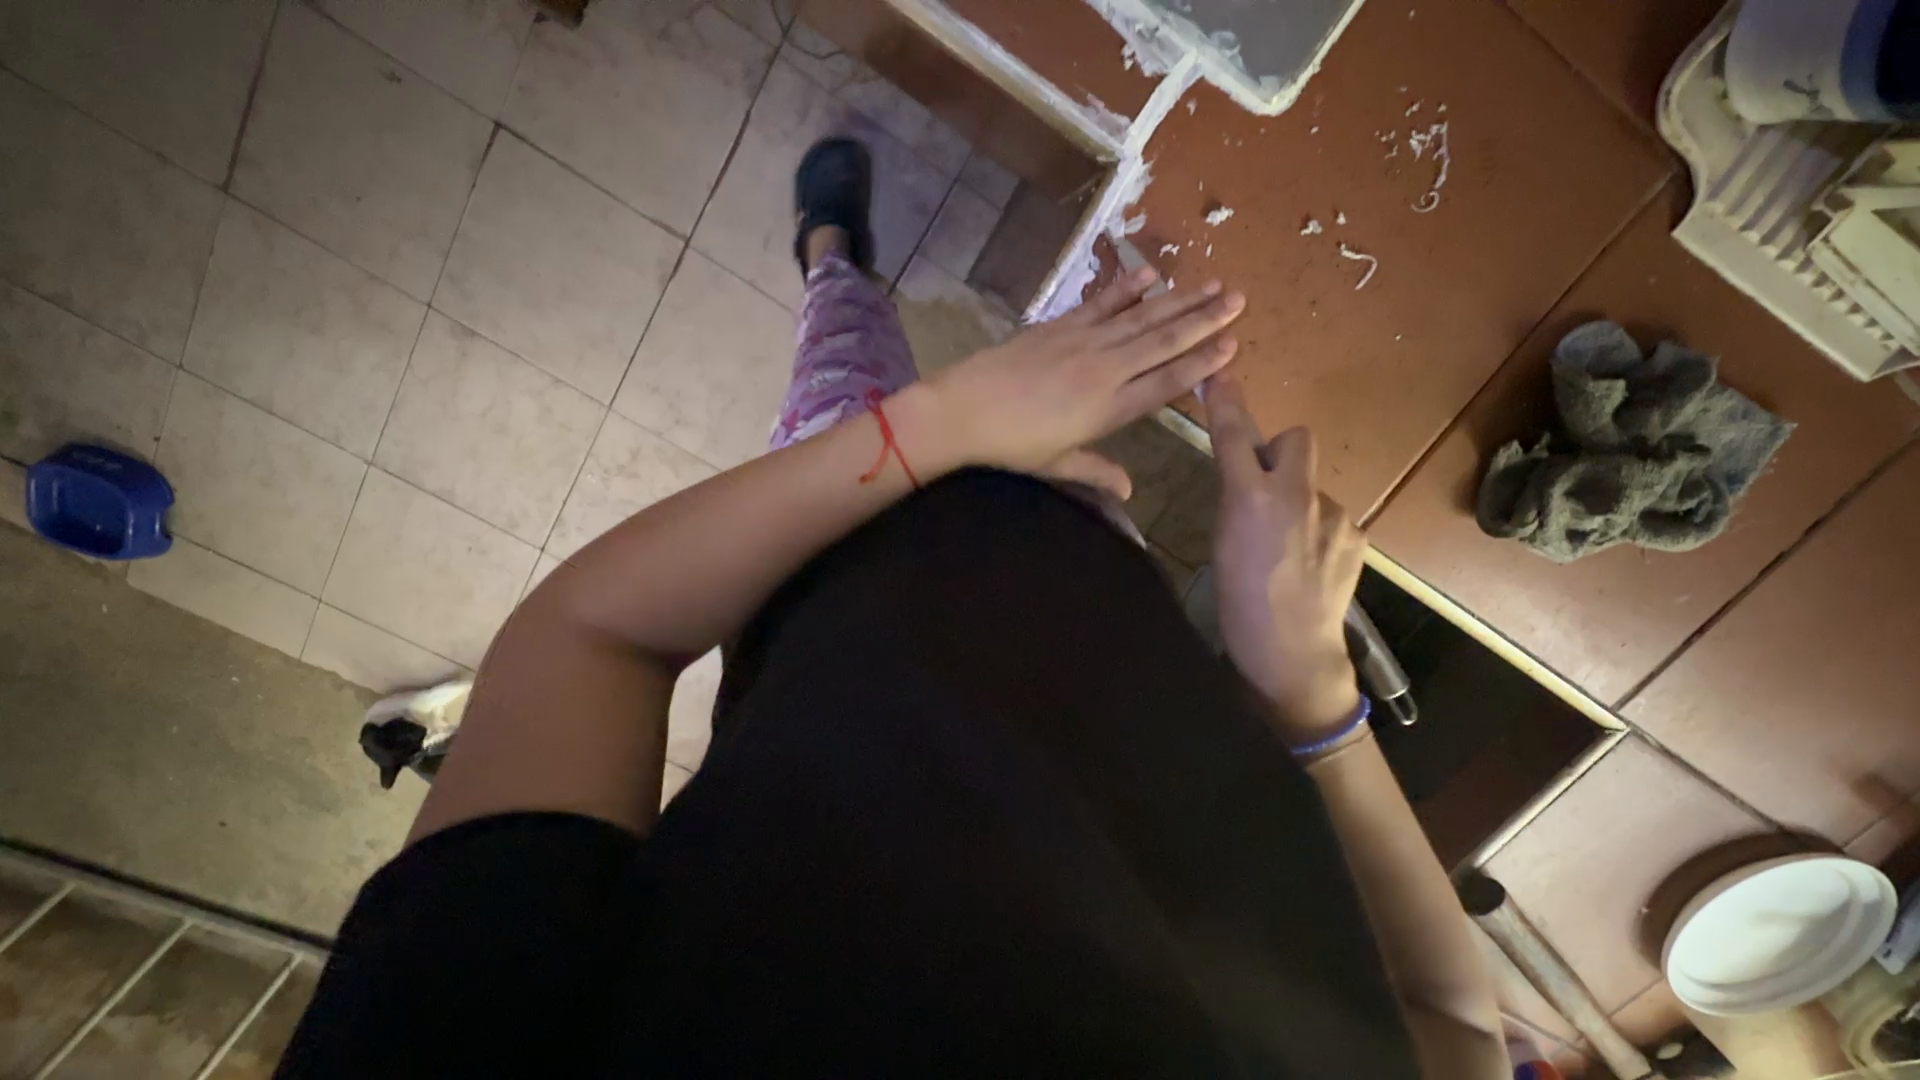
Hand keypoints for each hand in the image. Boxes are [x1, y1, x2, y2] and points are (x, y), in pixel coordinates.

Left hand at [917, 268, 1243, 492]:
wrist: (964, 411)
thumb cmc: (1012, 446)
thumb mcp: (1057, 465)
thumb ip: (1097, 472)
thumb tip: (1129, 492)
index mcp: (1109, 409)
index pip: (1166, 383)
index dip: (1201, 364)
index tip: (1232, 344)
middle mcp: (1105, 370)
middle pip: (1163, 343)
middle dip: (1203, 321)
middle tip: (1238, 300)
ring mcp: (1083, 343)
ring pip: (1141, 318)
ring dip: (1178, 300)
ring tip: (1212, 283)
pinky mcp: (1060, 325)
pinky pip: (1101, 303)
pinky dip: (1127, 288)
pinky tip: (1152, 275)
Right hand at [1203, 374, 1365, 742]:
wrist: (1291, 653)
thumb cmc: (1239, 606)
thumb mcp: (1221, 545)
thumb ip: (1235, 502)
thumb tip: (1245, 482)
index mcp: (1251, 498)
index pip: (1236, 436)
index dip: (1227, 405)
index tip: (1219, 379)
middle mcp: (1297, 495)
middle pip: (1296, 439)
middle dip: (1279, 452)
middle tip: (1263, 489)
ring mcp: (1334, 514)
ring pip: (1312, 487)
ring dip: (1298, 503)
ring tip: (1284, 549)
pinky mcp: (1356, 536)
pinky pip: (1331, 517)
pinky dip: (1317, 531)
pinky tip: (1307, 565)